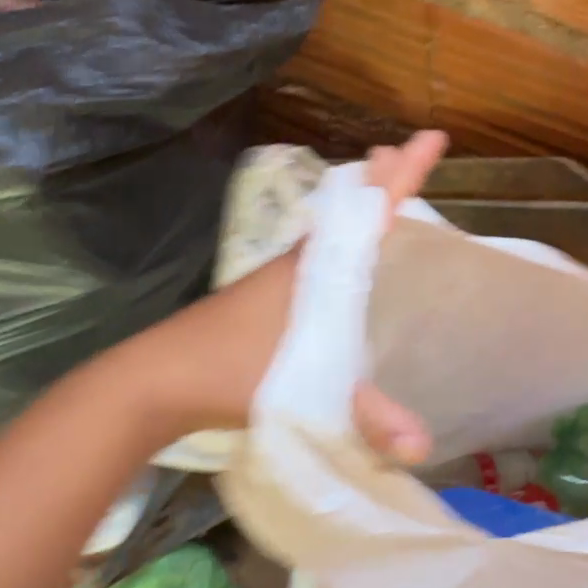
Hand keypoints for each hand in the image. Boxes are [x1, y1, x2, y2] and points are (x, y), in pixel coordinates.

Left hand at [119, 131, 445, 464]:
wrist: (155, 381)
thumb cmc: (237, 375)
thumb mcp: (310, 397)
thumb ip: (370, 420)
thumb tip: (423, 450)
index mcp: (320, 268)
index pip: (372, 209)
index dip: (404, 173)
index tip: (432, 137)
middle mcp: (303, 260)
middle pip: (353, 204)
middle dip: (384, 175)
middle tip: (409, 151)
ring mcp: (282, 275)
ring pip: (333, 225)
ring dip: (360, 202)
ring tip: (384, 188)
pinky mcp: (269, 294)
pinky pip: (321, 248)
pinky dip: (343, 234)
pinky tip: (346, 258)